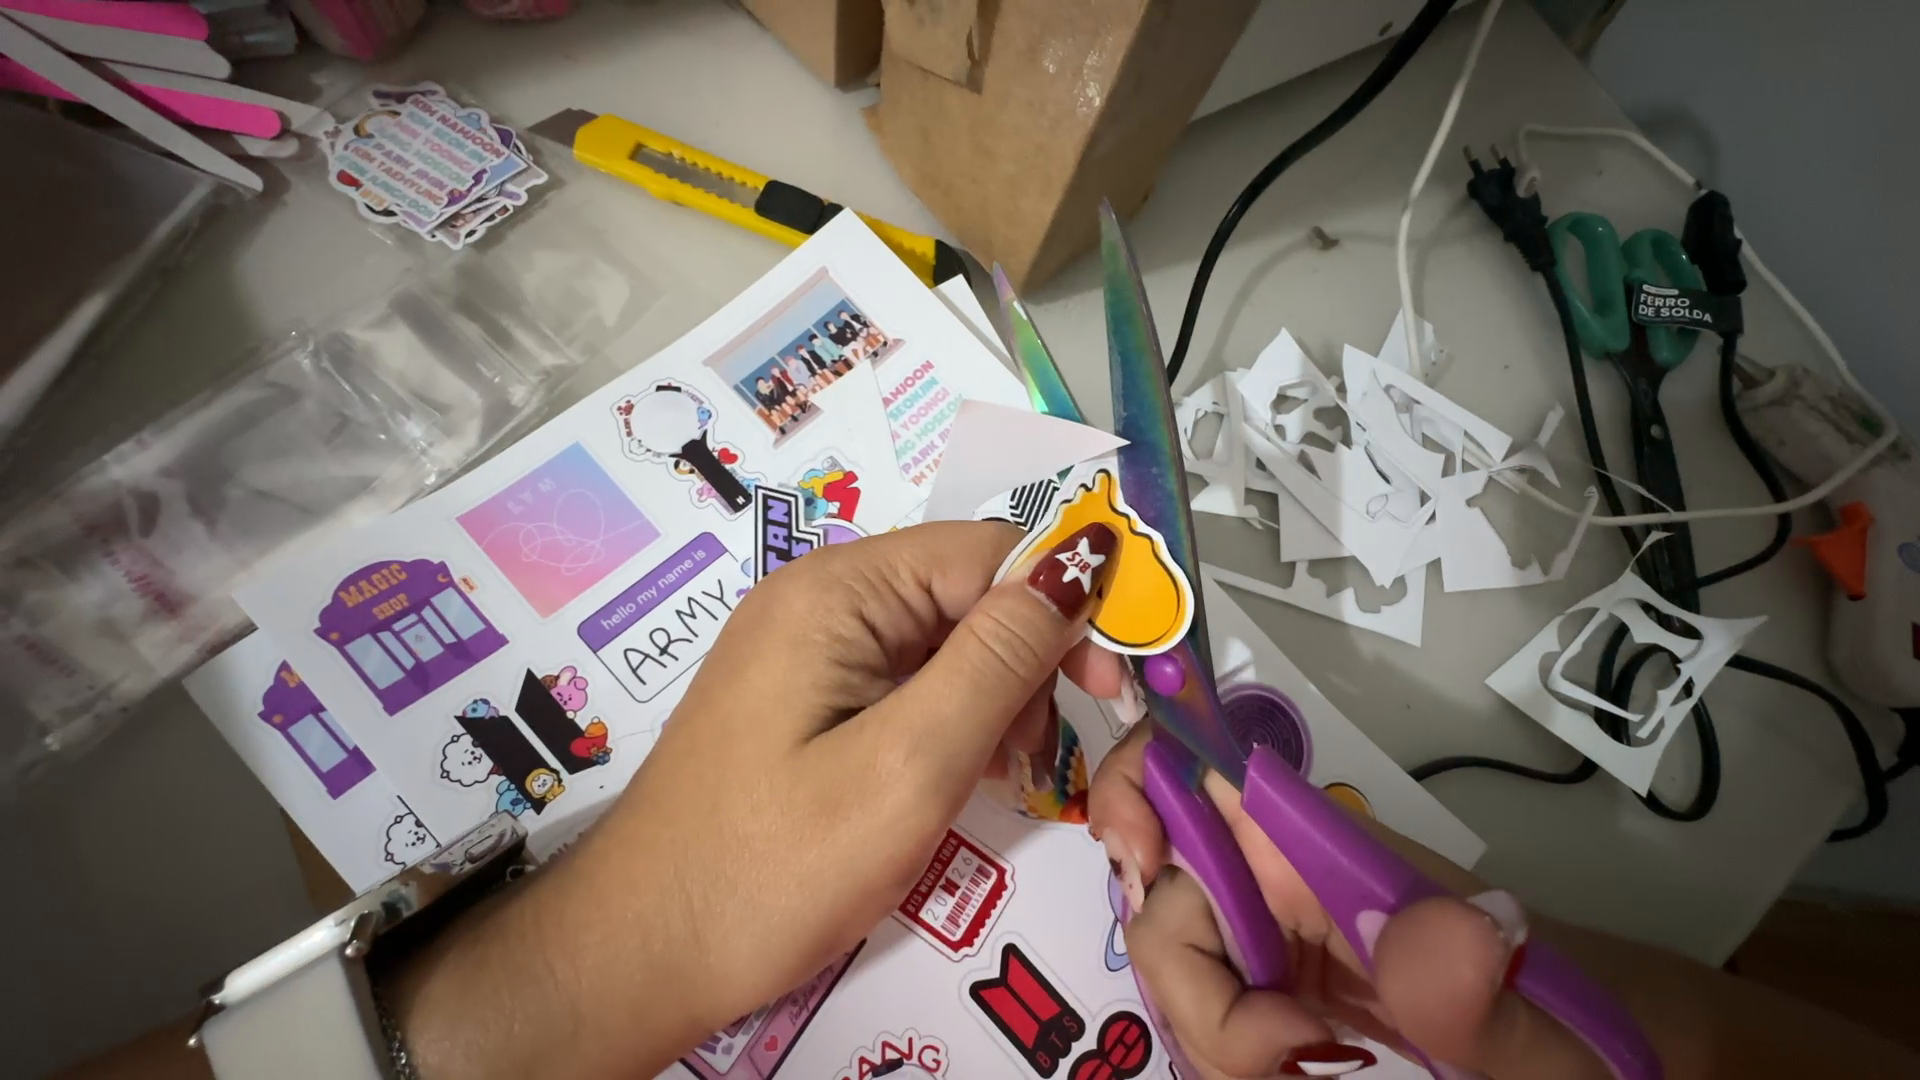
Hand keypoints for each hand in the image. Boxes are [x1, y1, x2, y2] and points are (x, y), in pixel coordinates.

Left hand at [403, 521, 1126, 1077]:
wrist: (639, 957)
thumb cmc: (774, 867)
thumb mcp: (910, 764)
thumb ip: (1000, 659)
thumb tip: (1083, 562)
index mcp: (838, 589)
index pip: (986, 552)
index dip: (1060, 604)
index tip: (1108, 685)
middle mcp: (822, 597)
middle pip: (965, 593)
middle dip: (1021, 661)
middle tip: (1032, 754)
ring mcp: (810, 646)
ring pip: (943, 639)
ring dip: (989, 695)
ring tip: (988, 774)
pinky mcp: (809, 693)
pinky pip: (906, 678)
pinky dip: (948, 717)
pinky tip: (953, 772)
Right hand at [1090, 725, 1607, 1078]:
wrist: (1591, 1045)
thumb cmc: (1574, 1020)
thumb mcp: (1547, 1034)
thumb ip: (1482, 1004)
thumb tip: (1414, 940)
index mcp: (1308, 837)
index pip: (1185, 762)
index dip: (1130, 786)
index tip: (1138, 867)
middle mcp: (1265, 860)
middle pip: (1159, 890)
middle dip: (1187, 985)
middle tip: (1277, 1058)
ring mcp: (1261, 914)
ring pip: (1167, 948)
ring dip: (1204, 1026)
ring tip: (1299, 1070)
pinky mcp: (1264, 963)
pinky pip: (1197, 988)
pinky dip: (1216, 1037)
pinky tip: (1279, 1067)